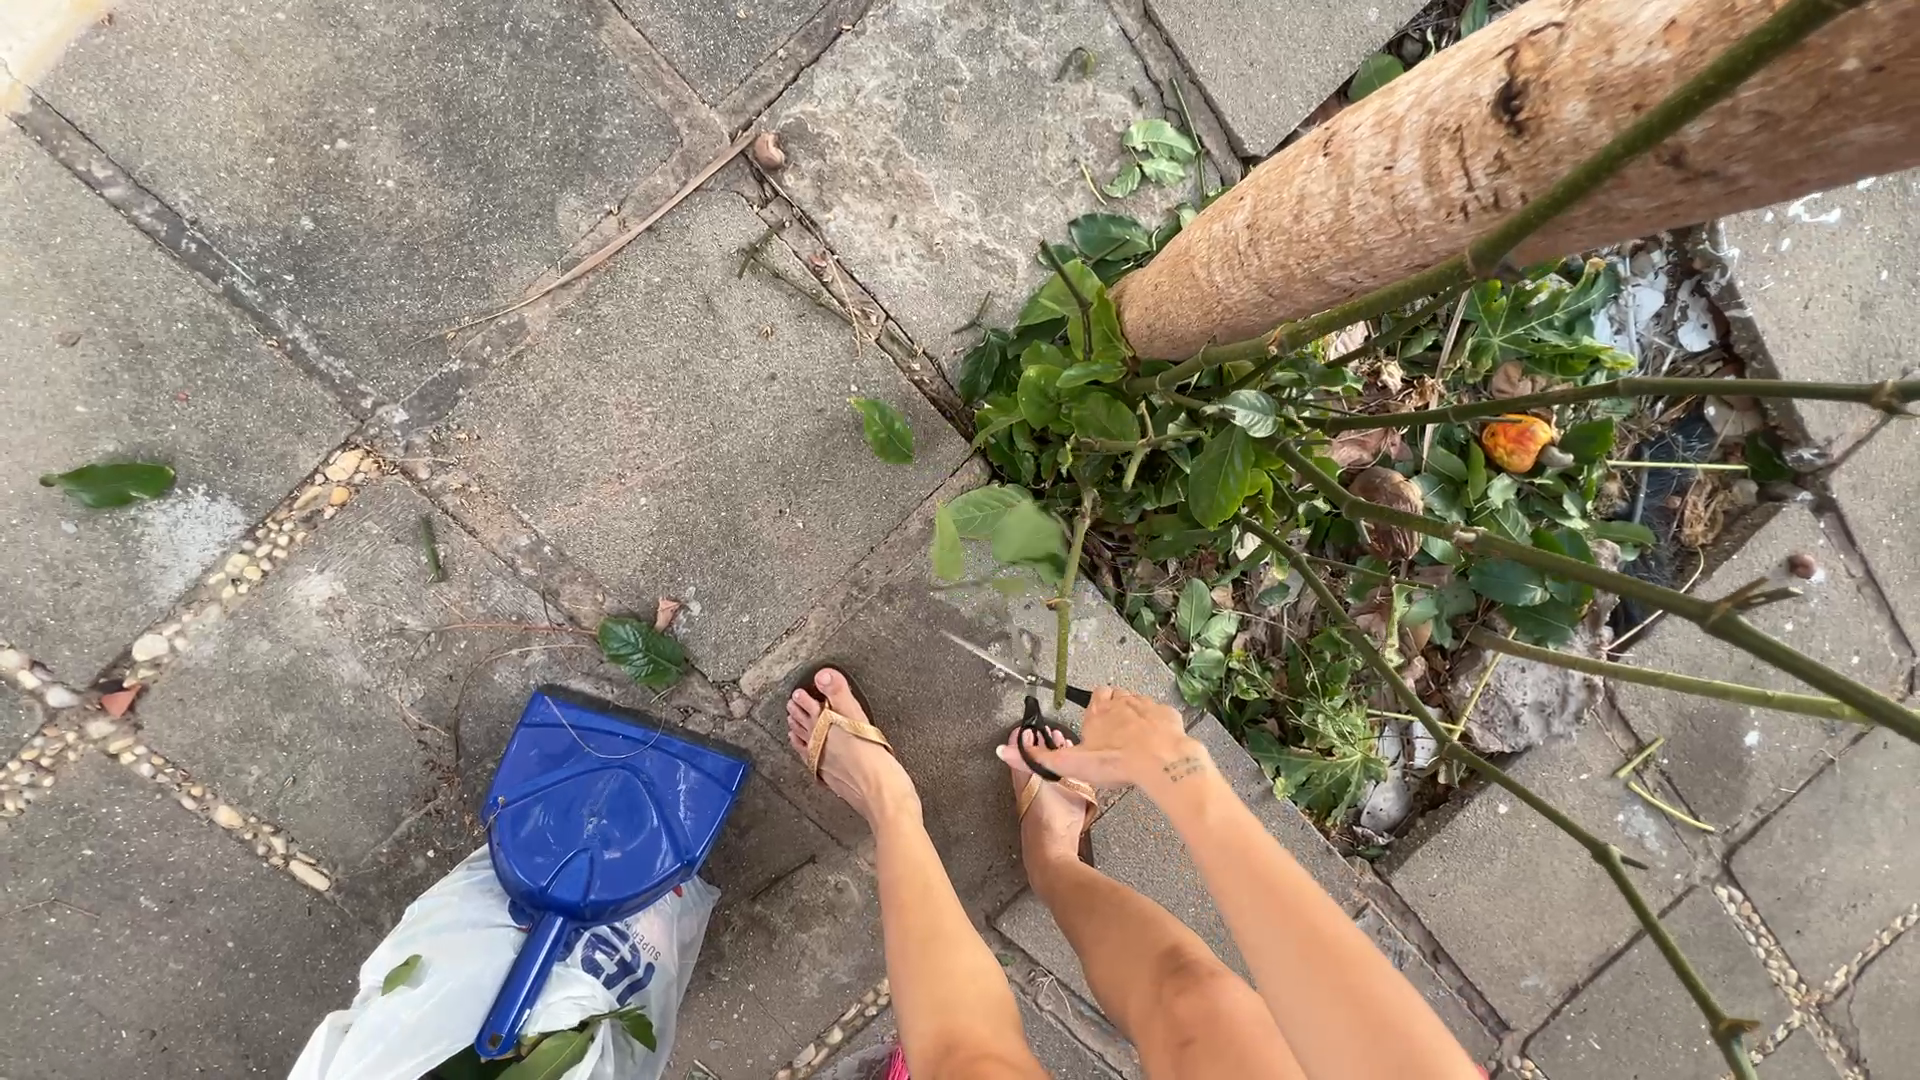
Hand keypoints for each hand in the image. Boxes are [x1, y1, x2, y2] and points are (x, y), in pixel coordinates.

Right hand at [1009, 686, 1207, 787]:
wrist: (1160, 761)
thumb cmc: (1116, 761)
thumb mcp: (1070, 764)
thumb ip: (1038, 759)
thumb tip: (1004, 752)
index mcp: (1099, 710)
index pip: (1096, 696)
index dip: (1096, 707)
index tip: (1096, 717)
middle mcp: (1122, 702)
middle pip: (1117, 696)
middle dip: (1116, 708)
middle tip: (1116, 729)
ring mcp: (1147, 707)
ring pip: (1139, 702)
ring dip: (1137, 714)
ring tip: (1136, 736)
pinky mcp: (1168, 716)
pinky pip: (1162, 715)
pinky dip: (1160, 724)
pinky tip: (1158, 740)